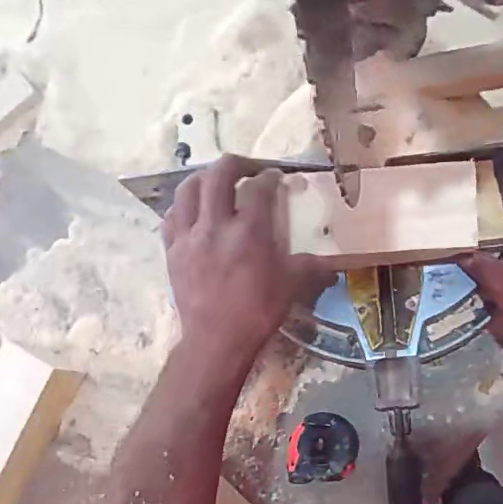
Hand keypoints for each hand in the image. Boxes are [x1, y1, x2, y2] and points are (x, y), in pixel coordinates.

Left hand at [161, 157, 315, 360]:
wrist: (217, 339)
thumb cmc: (259, 311)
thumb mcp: (293, 286)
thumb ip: (311, 266)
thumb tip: (330, 262)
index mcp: (250, 231)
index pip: (259, 188)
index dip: (271, 176)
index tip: (279, 178)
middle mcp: (216, 224)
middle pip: (220, 174)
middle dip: (237, 164)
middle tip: (250, 170)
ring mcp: (189, 235)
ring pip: (189, 188)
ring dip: (205, 178)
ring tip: (218, 183)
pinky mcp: (172, 249)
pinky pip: (173, 214)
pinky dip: (185, 205)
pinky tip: (195, 210)